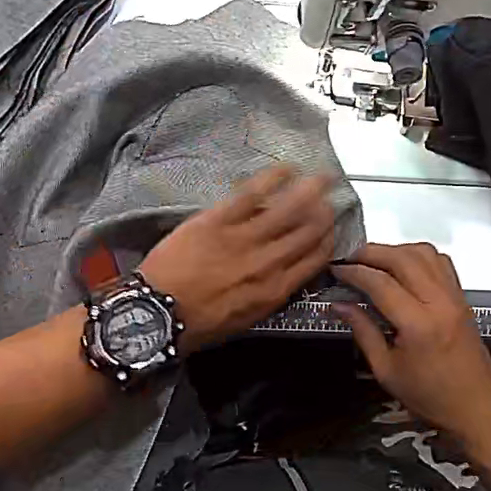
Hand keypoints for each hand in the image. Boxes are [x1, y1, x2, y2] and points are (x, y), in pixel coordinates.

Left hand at [139, 166, 336, 352]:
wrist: (159, 313)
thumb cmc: (198, 322)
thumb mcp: (245, 318)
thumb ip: (269, 293)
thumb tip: (284, 271)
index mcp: (275, 289)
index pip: (315, 259)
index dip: (328, 240)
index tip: (332, 228)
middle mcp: (268, 262)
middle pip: (308, 231)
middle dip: (324, 212)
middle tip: (331, 197)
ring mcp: (244, 238)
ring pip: (288, 209)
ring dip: (310, 190)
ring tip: (322, 176)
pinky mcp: (219, 221)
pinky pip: (251, 194)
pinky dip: (273, 178)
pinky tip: (286, 168)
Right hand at [332, 243, 490, 452]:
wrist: (479, 410)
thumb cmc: (431, 397)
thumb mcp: (386, 371)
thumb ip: (362, 331)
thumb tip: (339, 305)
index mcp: (419, 325)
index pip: (380, 283)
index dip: (354, 272)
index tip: (336, 270)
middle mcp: (440, 303)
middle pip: (402, 258)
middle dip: (371, 253)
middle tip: (350, 259)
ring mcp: (455, 297)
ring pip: (423, 253)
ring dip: (395, 250)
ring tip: (374, 261)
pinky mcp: (462, 297)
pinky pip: (440, 261)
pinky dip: (417, 256)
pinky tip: (402, 268)